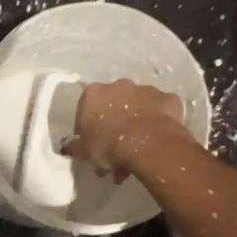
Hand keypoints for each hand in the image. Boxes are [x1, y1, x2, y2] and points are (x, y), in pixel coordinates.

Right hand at [65, 79, 192, 177]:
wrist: (149, 145)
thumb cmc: (109, 146)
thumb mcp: (83, 151)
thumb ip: (74, 146)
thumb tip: (68, 145)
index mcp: (93, 94)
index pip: (85, 108)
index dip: (87, 126)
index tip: (92, 142)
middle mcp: (118, 85)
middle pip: (113, 103)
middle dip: (113, 121)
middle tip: (115, 147)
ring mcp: (146, 89)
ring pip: (137, 105)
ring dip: (136, 121)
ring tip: (137, 148)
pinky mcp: (168, 98)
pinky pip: (160, 110)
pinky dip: (158, 120)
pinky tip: (156, 138)